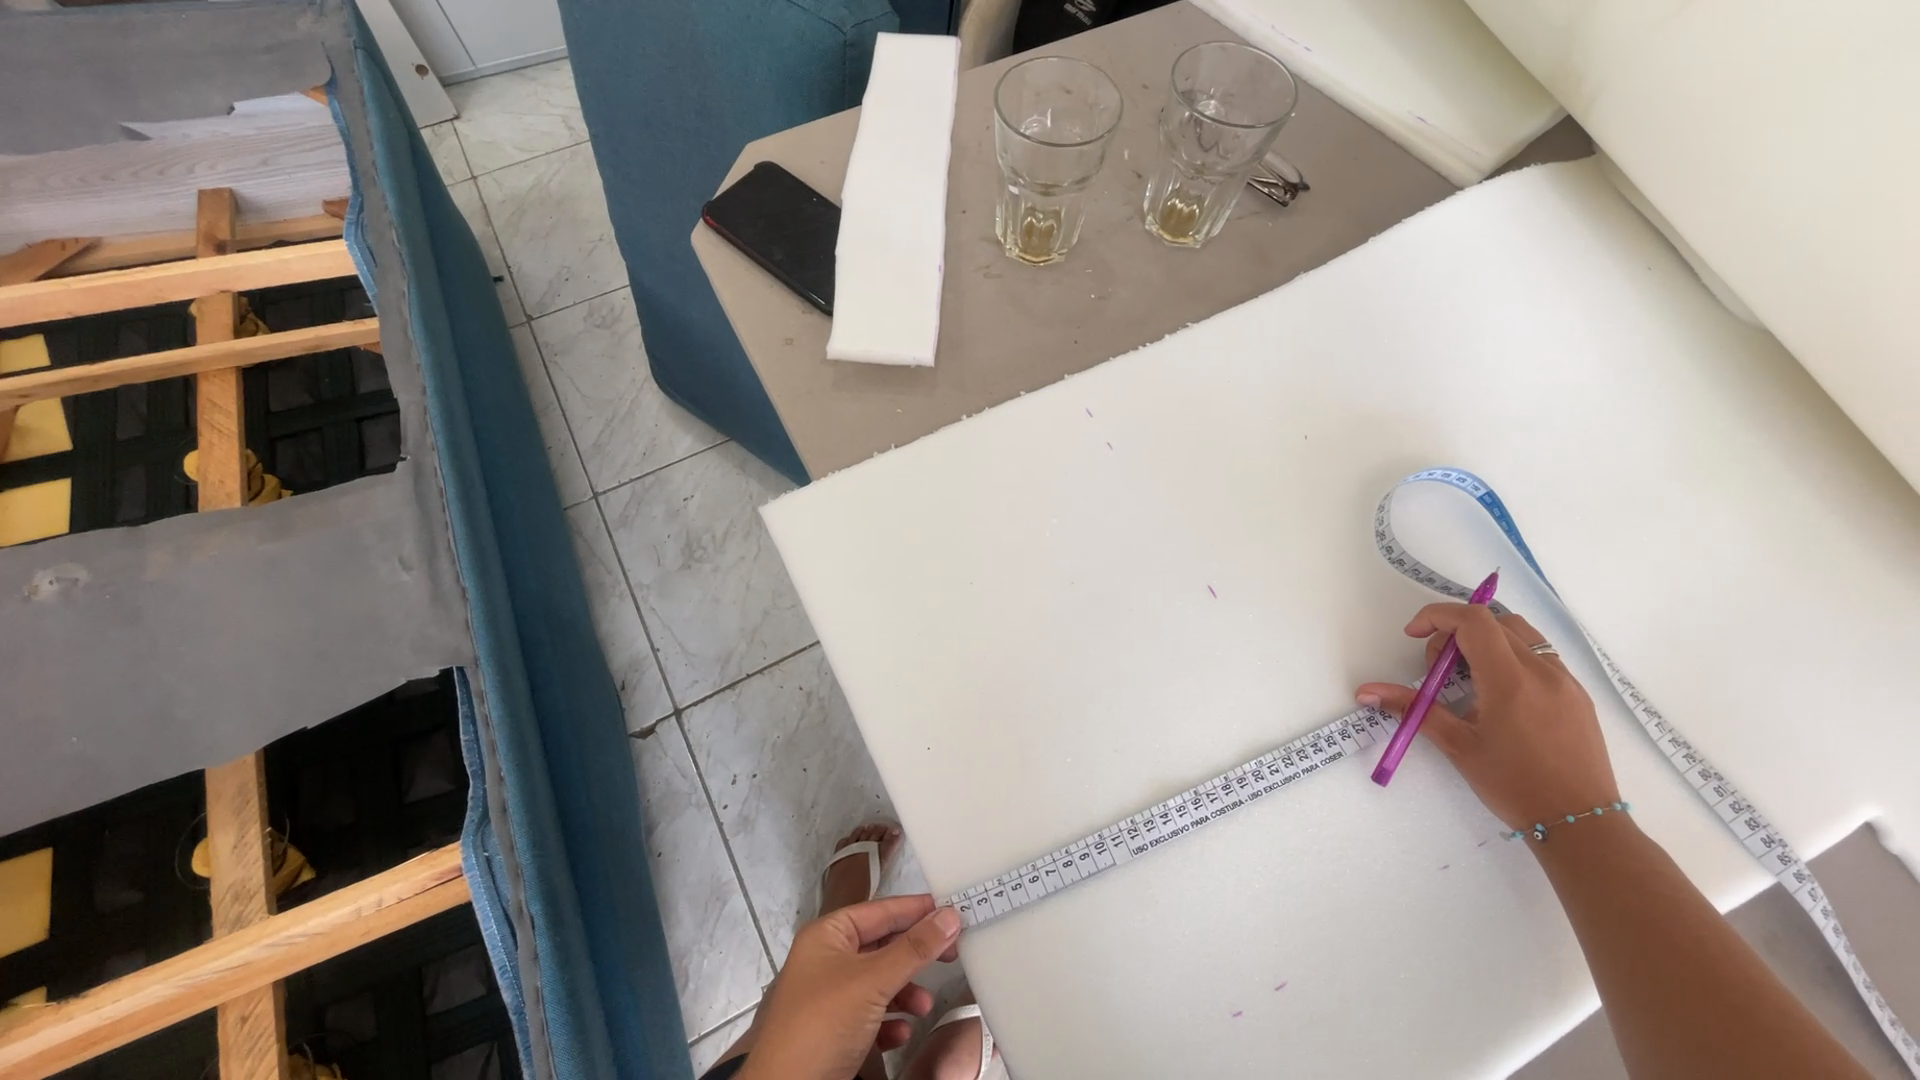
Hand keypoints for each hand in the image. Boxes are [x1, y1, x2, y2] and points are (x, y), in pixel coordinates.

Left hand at [737, 896, 959, 1079]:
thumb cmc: (820, 1027)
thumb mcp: (872, 982)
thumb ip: (914, 949)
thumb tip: (949, 916)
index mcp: (828, 936)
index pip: (880, 911)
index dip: (916, 909)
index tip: (952, 908)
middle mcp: (827, 961)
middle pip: (883, 946)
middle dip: (914, 956)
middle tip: (951, 954)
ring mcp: (830, 997)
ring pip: (880, 984)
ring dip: (905, 994)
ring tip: (924, 1007)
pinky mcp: (834, 1032)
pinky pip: (871, 1016)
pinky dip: (889, 1022)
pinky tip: (899, 1033)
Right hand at [1356, 602, 1618, 830]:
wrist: (1581, 822)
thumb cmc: (1514, 785)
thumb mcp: (1457, 745)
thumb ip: (1412, 708)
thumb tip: (1365, 691)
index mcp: (1511, 680)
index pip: (1473, 621)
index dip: (1436, 616)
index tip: (1413, 635)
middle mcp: (1543, 671)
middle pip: (1494, 622)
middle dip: (1455, 633)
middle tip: (1438, 671)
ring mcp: (1566, 681)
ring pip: (1520, 635)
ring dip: (1485, 642)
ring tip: (1467, 680)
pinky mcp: (1577, 695)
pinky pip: (1540, 656)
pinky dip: (1509, 657)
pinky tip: (1497, 695)